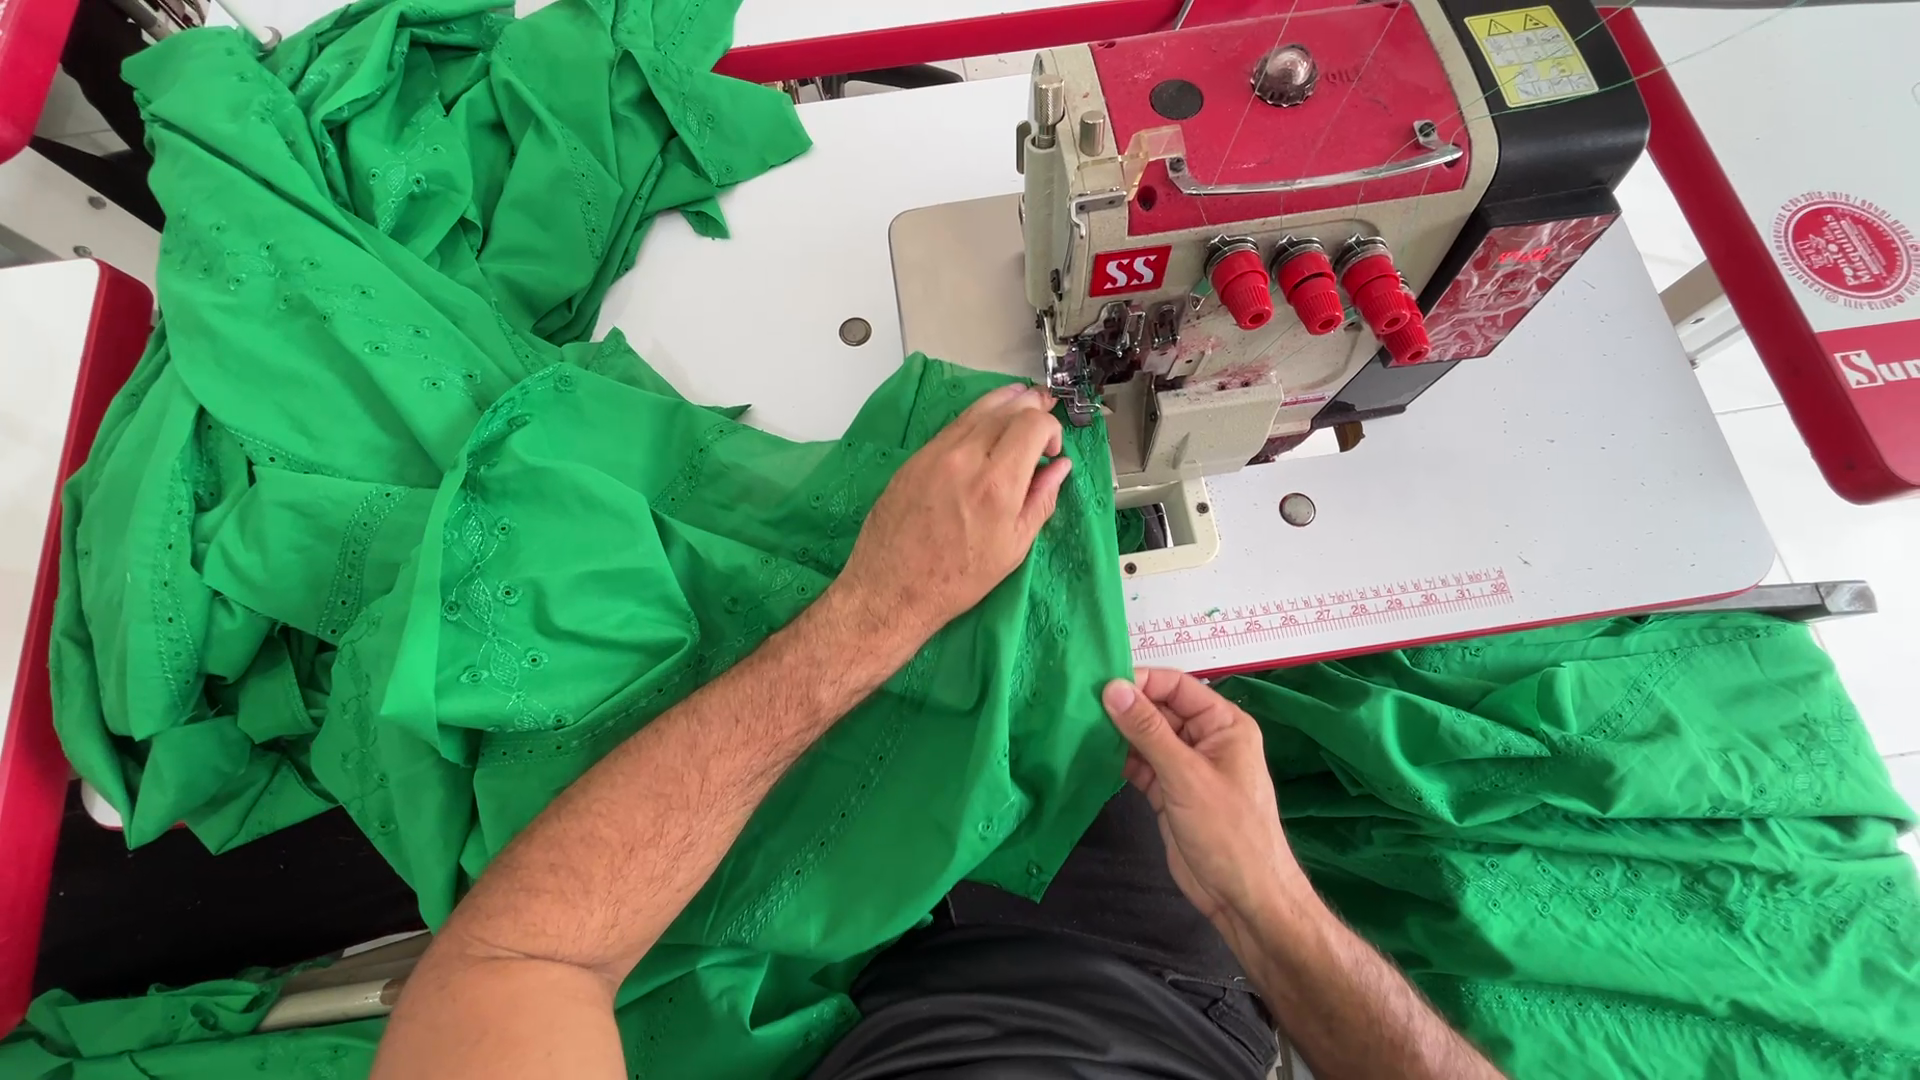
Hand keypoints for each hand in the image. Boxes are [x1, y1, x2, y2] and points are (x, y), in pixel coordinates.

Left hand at [835, 382, 1072, 642]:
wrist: (892, 587)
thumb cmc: (958, 578)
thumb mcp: (1013, 548)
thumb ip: (1041, 500)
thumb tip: (1059, 467)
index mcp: (997, 483)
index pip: (1033, 423)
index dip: (1051, 428)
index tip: (1052, 450)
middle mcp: (966, 458)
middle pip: (1008, 408)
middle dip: (1033, 407)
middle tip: (1044, 416)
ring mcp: (936, 453)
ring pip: (978, 409)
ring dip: (1005, 403)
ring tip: (1022, 402)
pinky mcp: (915, 458)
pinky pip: (954, 425)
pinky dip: (977, 418)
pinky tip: (986, 426)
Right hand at [1102, 668, 1305, 928]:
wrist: (1243, 899)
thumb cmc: (1227, 832)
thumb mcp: (1185, 776)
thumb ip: (1147, 730)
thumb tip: (1112, 688)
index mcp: (1223, 724)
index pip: (1177, 687)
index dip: (1141, 682)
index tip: (1100, 684)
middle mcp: (1205, 739)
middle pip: (1159, 710)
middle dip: (1124, 707)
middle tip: (1080, 704)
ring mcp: (1186, 766)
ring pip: (1146, 737)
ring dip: (1118, 733)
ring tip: (1079, 725)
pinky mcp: (1169, 790)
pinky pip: (1140, 763)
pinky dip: (1119, 759)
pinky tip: (1092, 753)